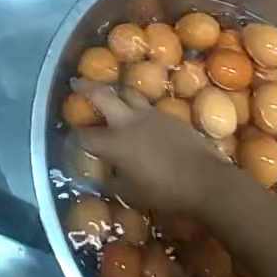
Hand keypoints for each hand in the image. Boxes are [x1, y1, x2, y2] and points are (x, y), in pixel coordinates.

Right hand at [71, 79, 241, 214]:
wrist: (208, 181)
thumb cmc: (166, 192)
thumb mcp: (132, 194)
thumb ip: (113, 183)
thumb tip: (103, 178)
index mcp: (114, 143)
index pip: (85, 136)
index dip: (73, 136)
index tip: (69, 138)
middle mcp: (128, 122)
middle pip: (102, 96)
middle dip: (85, 88)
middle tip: (75, 82)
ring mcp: (151, 115)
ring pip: (128, 93)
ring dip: (116, 91)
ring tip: (111, 92)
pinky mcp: (170, 116)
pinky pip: (148, 106)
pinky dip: (138, 107)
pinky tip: (141, 117)